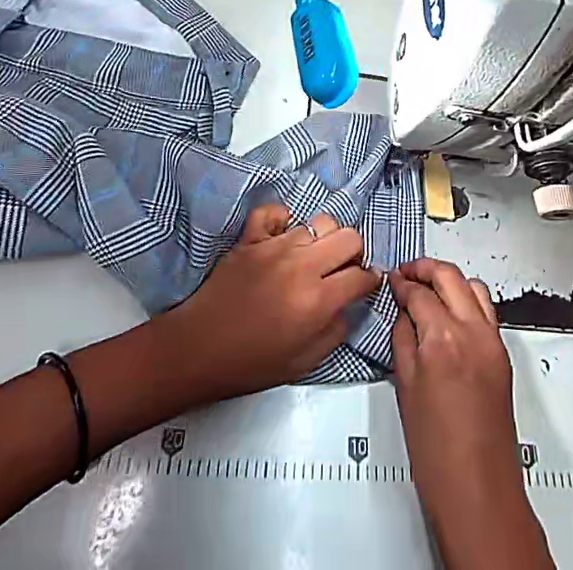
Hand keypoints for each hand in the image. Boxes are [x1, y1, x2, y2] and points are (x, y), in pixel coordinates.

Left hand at [151, 204, 380, 401]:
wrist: (202, 346)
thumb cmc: (254, 361)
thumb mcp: (306, 360)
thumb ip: (337, 329)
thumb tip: (350, 303)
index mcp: (317, 300)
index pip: (361, 275)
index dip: (370, 281)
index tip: (365, 285)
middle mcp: (300, 266)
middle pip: (348, 236)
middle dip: (353, 253)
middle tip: (342, 269)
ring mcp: (273, 247)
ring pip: (317, 222)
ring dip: (322, 240)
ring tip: (312, 258)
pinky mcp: (249, 239)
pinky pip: (274, 213)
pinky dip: (283, 220)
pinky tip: (282, 238)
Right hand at [391, 259, 550, 569]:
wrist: (476, 488)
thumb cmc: (436, 449)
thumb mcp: (404, 384)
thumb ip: (402, 338)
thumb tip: (402, 314)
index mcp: (445, 339)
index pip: (419, 292)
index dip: (400, 282)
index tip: (391, 281)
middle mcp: (475, 334)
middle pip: (450, 277)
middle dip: (425, 269)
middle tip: (405, 274)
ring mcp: (494, 345)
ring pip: (474, 288)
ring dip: (449, 281)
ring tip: (426, 289)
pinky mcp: (503, 358)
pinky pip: (485, 312)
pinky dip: (466, 301)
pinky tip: (446, 314)